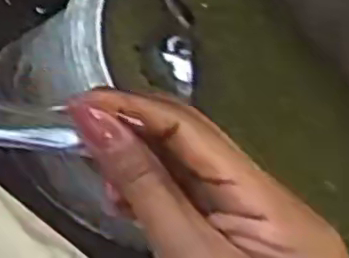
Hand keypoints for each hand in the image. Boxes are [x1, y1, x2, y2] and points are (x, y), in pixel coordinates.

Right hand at [69, 90, 347, 257]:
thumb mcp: (186, 252)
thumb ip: (139, 179)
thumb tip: (89, 113)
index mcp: (275, 204)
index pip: (186, 124)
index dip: (126, 105)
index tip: (73, 107)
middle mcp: (276, 202)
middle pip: (188, 135)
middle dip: (128, 127)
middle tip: (80, 136)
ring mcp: (265, 221)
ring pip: (185, 159)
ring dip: (135, 156)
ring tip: (106, 182)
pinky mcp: (248, 238)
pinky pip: (191, 188)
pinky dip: (151, 182)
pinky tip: (128, 199)